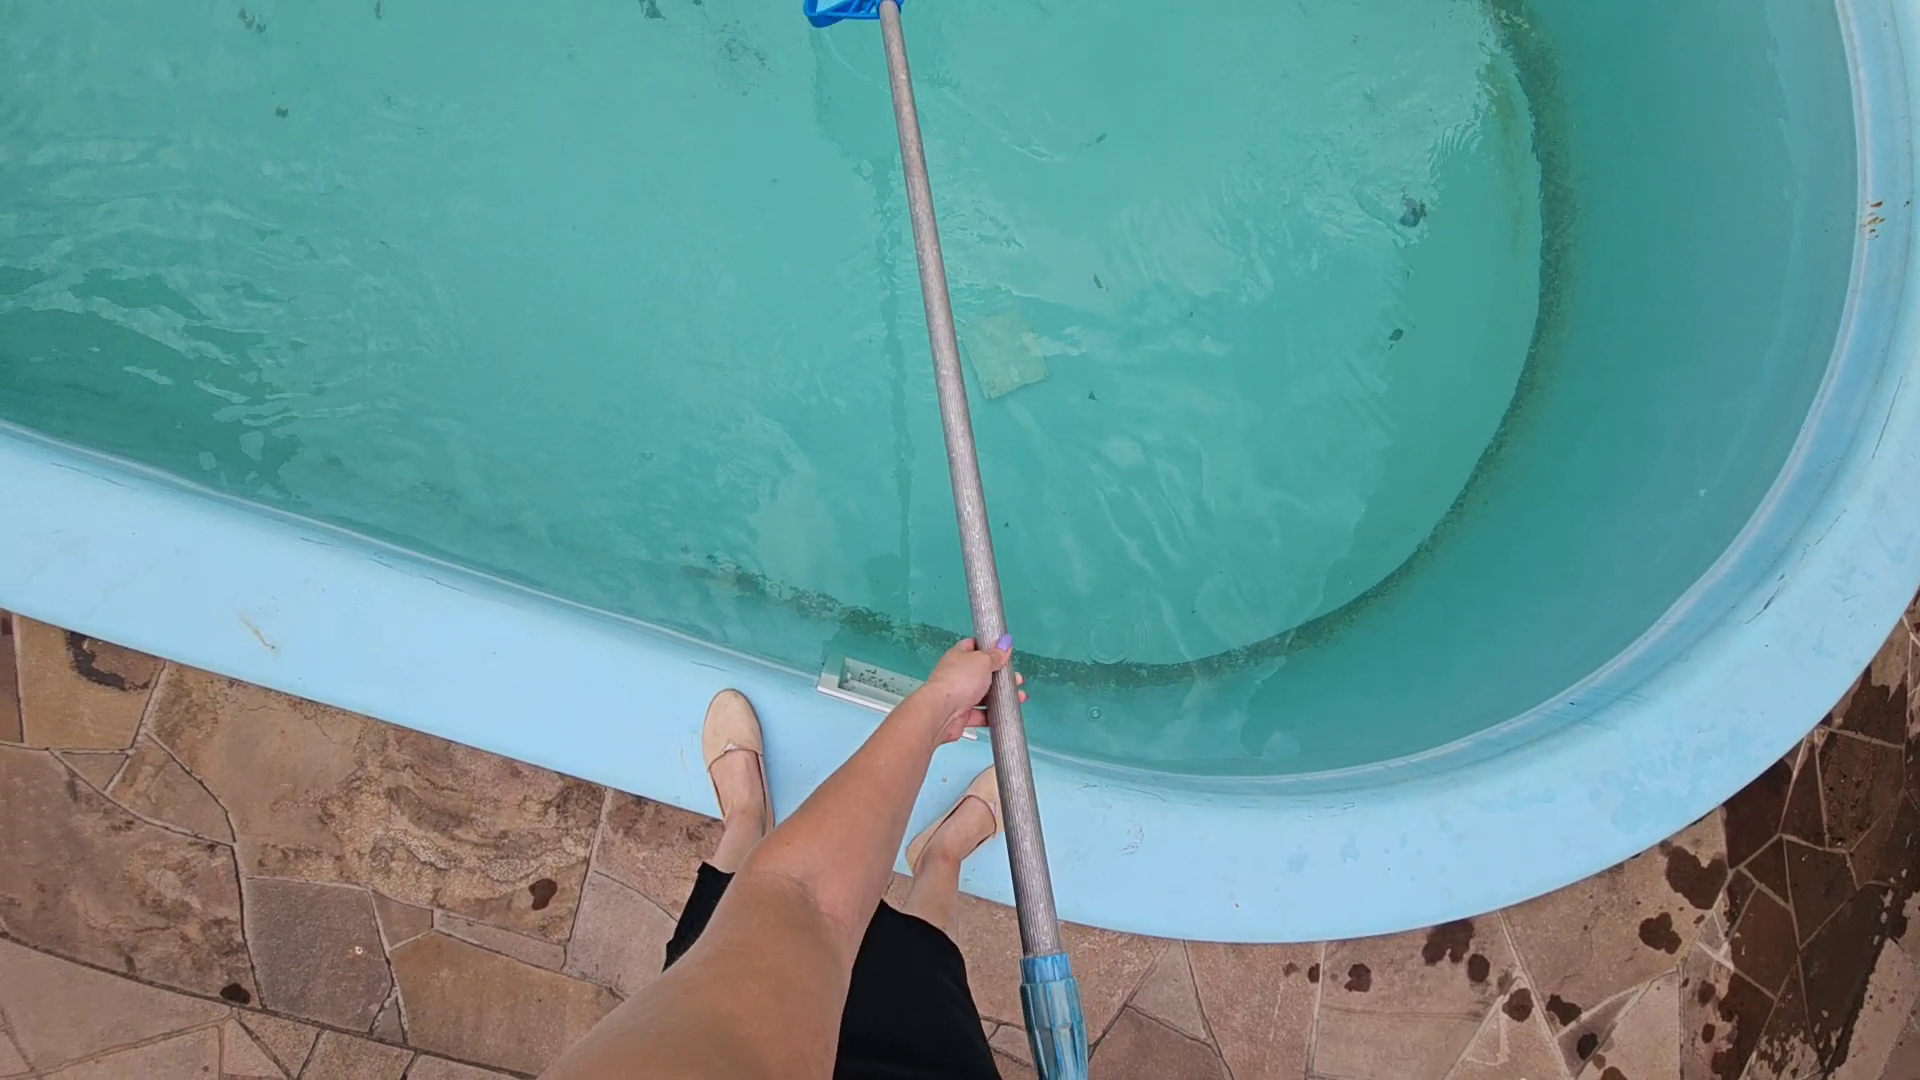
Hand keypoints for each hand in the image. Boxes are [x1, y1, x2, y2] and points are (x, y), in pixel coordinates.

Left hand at [914, 636, 1026, 745]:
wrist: (942, 712)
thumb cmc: (962, 679)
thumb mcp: (983, 661)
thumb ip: (996, 654)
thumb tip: (1006, 641)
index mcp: (958, 656)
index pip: (973, 646)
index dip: (988, 647)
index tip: (1005, 651)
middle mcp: (958, 674)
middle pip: (982, 673)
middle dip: (1002, 676)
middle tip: (1019, 680)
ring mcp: (959, 695)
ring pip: (984, 695)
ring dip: (1002, 697)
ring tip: (1021, 698)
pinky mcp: (962, 715)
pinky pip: (981, 714)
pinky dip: (994, 714)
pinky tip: (1008, 714)